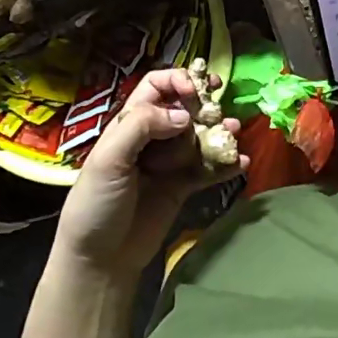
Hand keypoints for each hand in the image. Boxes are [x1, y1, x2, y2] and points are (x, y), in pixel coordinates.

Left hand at [54, 69, 246, 279]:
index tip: (194, 90)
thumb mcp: (109, 158)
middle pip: (183, 108)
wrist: (100, 256)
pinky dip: (225, 164)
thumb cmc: (96, 202)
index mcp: (128, 124)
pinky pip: (208, 169)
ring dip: (219, 131)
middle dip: (203, 102)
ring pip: (200, 137)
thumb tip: (183, 115)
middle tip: (221, 102)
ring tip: (235, 132)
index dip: (175, 81)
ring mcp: (169, 162)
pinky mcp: (182, 187)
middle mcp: (151, 138)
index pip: (155, 88)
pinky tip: (241, 162)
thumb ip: (141, 127)